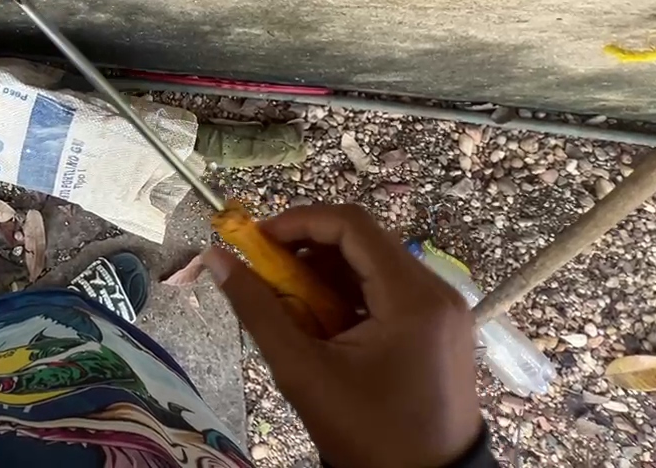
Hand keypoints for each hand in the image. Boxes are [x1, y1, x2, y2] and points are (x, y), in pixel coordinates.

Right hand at [203, 205, 482, 467]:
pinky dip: (344, 288)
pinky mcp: (437, 325)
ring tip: (290, 298)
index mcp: (413, 298)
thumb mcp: (302, 371)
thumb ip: (256, 308)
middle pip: (360, 237)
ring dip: (322, 267)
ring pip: (369, 258)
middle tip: (267, 267)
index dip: (297, 221)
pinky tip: (321, 318)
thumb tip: (214, 256)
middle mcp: (435, 292)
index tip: (258, 241)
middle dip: (305, 245)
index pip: (350, 224)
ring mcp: (441, 309)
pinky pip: (383, 283)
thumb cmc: (368, 434)